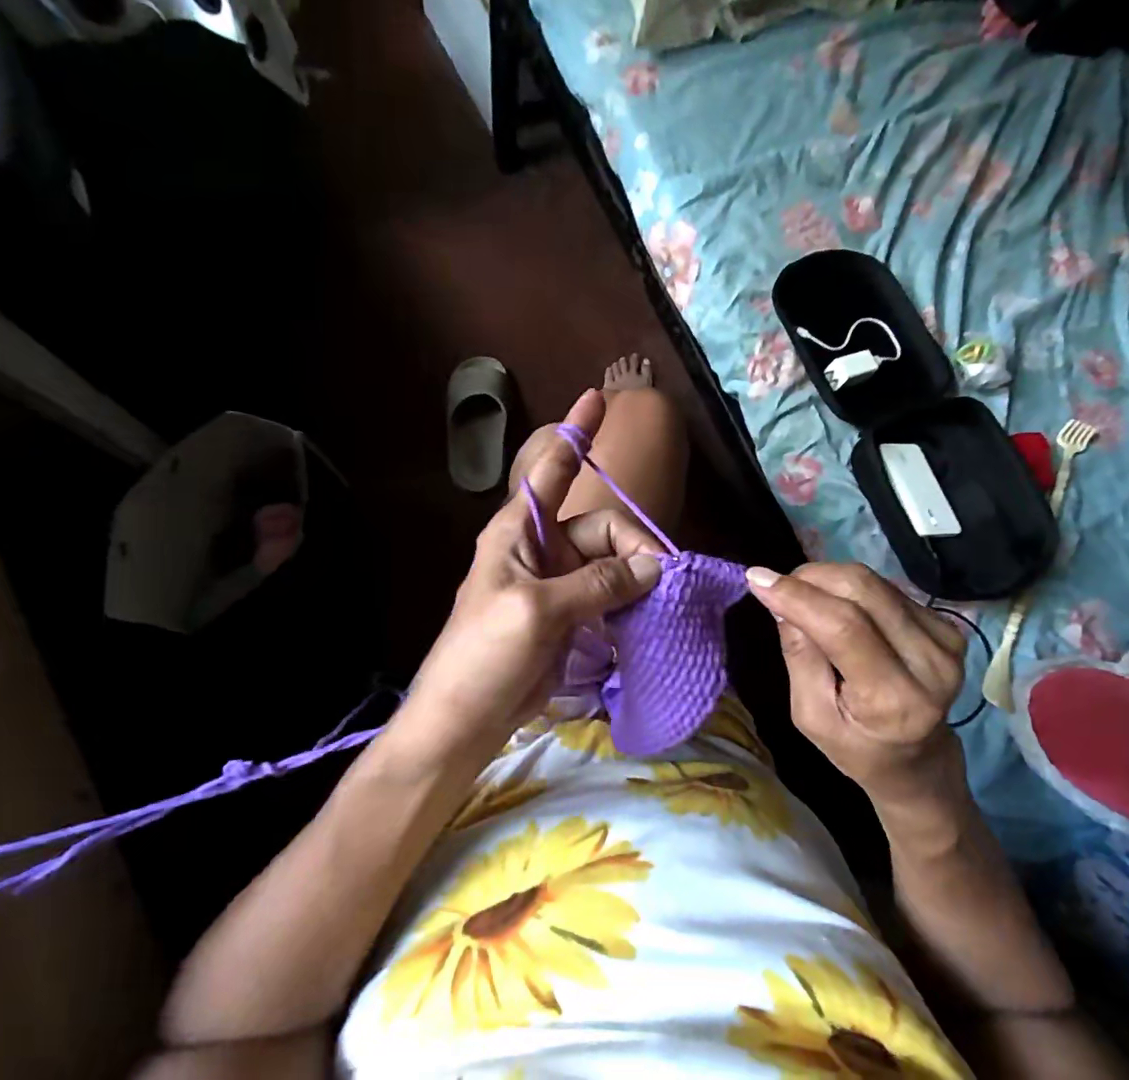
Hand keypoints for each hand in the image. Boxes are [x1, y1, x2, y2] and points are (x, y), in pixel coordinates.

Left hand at [405, 391, 665, 747]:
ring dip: (638, 575)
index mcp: (518, 531)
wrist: (464, 720)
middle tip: (663, 581)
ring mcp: (555, 586)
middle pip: (601, 527)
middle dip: (635, 545)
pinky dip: (630, 601)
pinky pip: (608, 596)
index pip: (551, 469)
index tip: (599, 396)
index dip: (576, 433)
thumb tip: (654, 566)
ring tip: (664, 599)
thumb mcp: (538, 612)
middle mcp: (539, 550)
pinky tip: (649, 617)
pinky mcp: (567, 619)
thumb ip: (596, 584)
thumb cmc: (484, 654)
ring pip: (610, 563)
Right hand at [745, 563, 967, 791]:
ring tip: (805, 597)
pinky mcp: (948, 627)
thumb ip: (799, 658)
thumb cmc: (855, 746)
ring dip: (829, 579)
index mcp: (893, 698)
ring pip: (874, 582)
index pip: (843, 627)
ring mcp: (945, 641)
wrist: (918, 759)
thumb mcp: (810, 716)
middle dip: (811, 577)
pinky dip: (852, 590)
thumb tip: (781, 603)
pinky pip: (888, 588)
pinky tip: (840, 609)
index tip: (756, 578)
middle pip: (862, 591)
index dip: (797, 596)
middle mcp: (929, 663)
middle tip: (779, 585)